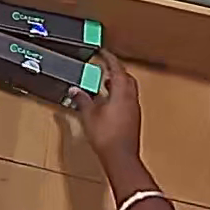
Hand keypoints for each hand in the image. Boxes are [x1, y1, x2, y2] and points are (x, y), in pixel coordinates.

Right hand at [70, 52, 141, 173]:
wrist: (121, 158)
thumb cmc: (106, 136)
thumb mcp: (89, 115)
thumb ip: (82, 100)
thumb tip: (75, 90)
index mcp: (122, 93)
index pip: (117, 69)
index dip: (110, 59)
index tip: (103, 52)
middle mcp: (131, 99)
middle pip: (127, 78)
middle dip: (116, 70)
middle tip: (105, 66)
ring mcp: (134, 110)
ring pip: (129, 89)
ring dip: (118, 83)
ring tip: (105, 83)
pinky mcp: (133, 119)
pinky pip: (128, 100)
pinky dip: (119, 95)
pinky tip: (108, 102)